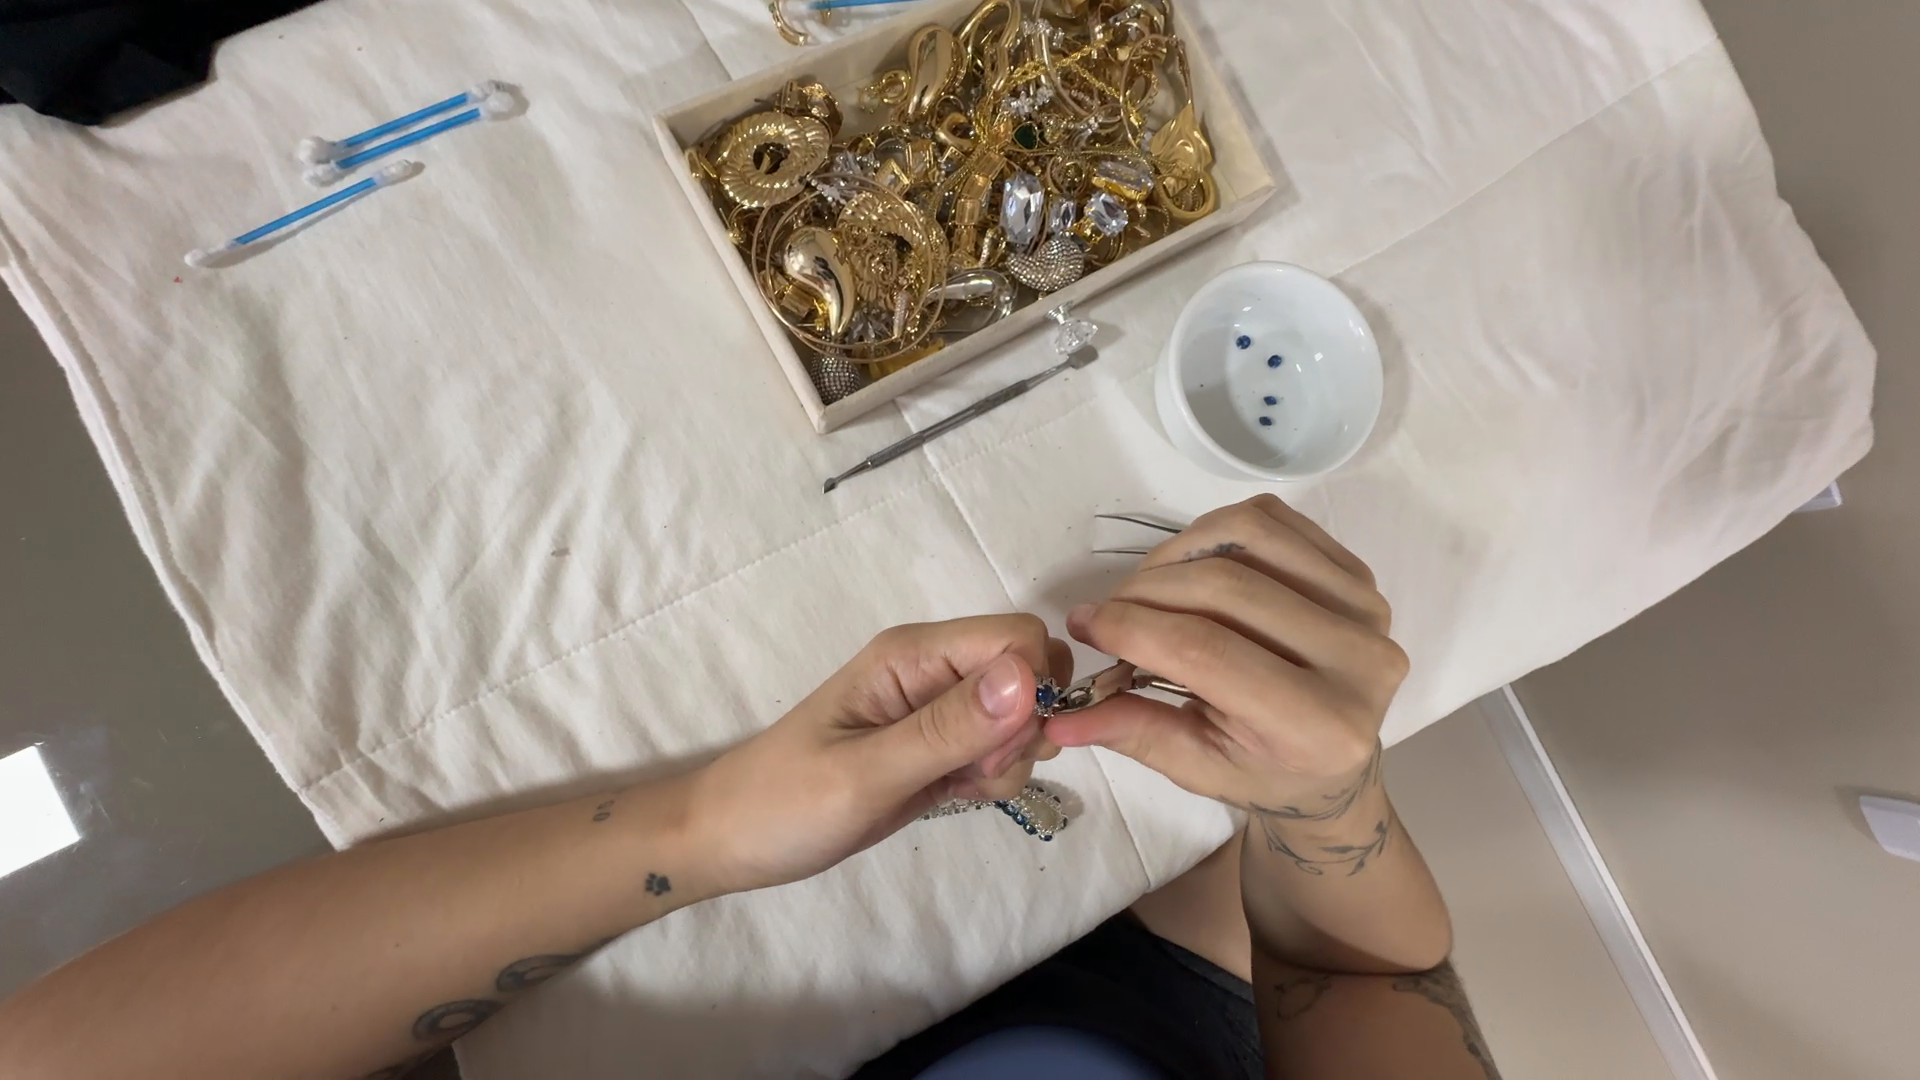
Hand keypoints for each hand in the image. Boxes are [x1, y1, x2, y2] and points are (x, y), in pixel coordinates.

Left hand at [687, 615, 1068, 894]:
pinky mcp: (943, 745)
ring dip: (1010, 757)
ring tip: (956, 785)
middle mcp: (934, 670)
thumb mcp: (865, 771)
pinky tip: (955, 794)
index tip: (1000, 746)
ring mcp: (939, 708)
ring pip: (1022, 716)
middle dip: (1024, 728)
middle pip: (1029, 674)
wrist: (736, 840)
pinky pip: (1000, 748)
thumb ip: (947, 727)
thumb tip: (1028, 676)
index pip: (1016, 638)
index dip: (1031, 688)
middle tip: (977, 770)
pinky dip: (995, 774)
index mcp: (913, 654)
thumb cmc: (786, 802)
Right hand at [1043, 496, 1406, 813]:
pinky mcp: (1359, 574)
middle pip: (1223, 588)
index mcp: (1319, 725)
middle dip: (1144, 592)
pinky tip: (1190, 564)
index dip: (1131, 627)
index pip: (1205, 652)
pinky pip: (1271, 521)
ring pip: (1247, 537)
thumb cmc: (1261, 771)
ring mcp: (1366, 608)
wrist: (1336, 761)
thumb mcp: (1194, 767)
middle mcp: (1359, 659)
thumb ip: (1129, 733)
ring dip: (1176, 552)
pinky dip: (1213, 530)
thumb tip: (1054, 718)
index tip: (1082, 622)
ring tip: (1147, 587)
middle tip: (1108, 611)